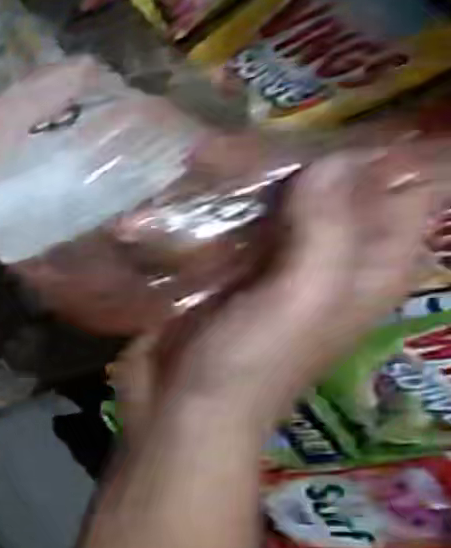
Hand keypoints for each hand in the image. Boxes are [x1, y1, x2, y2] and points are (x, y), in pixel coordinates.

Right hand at [118, 145, 443, 432]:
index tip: (318, 135)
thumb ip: (326, 226)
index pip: (404, 184)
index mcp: (371, 260)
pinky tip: (143, 217)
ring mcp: (258, 272)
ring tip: (173, 173)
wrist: (178, 412)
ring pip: (252, 212)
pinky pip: (201, 242)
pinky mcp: (203, 285)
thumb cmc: (252, 361)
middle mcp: (322, 259)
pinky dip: (176, 226)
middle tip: (215, 150)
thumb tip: (333, 158)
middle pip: (316, 191)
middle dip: (274, 166)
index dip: (374, 154)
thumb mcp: (303, 294)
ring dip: (215, 194)